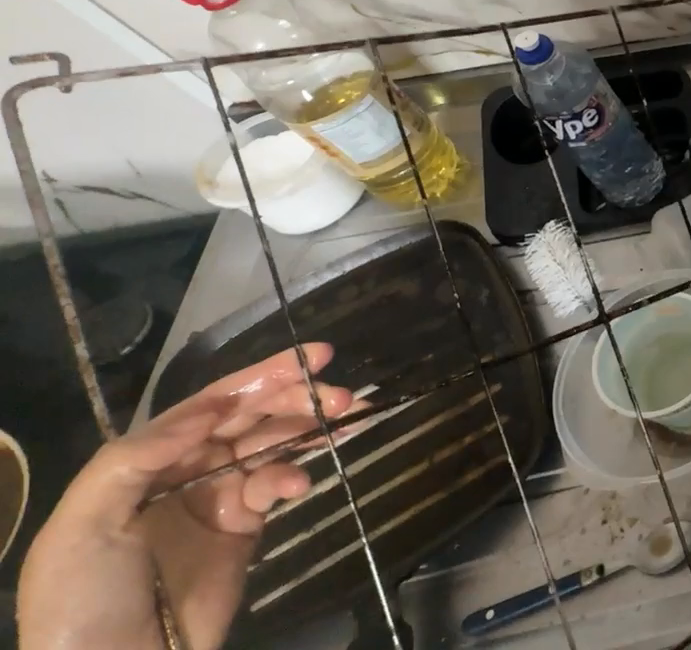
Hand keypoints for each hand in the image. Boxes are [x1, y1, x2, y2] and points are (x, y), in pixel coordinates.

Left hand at [18, 344, 361, 649]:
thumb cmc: (87, 594)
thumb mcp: (81, 527)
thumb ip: (135, 459)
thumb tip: (209, 411)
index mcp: (146, 461)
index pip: (211, 404)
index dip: (260, 377)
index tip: (311, 358)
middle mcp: (186, 468)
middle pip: (250, 417)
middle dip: (297, 396)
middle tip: (341, 391)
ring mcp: (220, 495)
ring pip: (275, 442)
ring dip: (311, 426)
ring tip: (347, 418)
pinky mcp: (248, 522)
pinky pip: (278, 483)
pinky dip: (294, 476)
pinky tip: (299, 484)